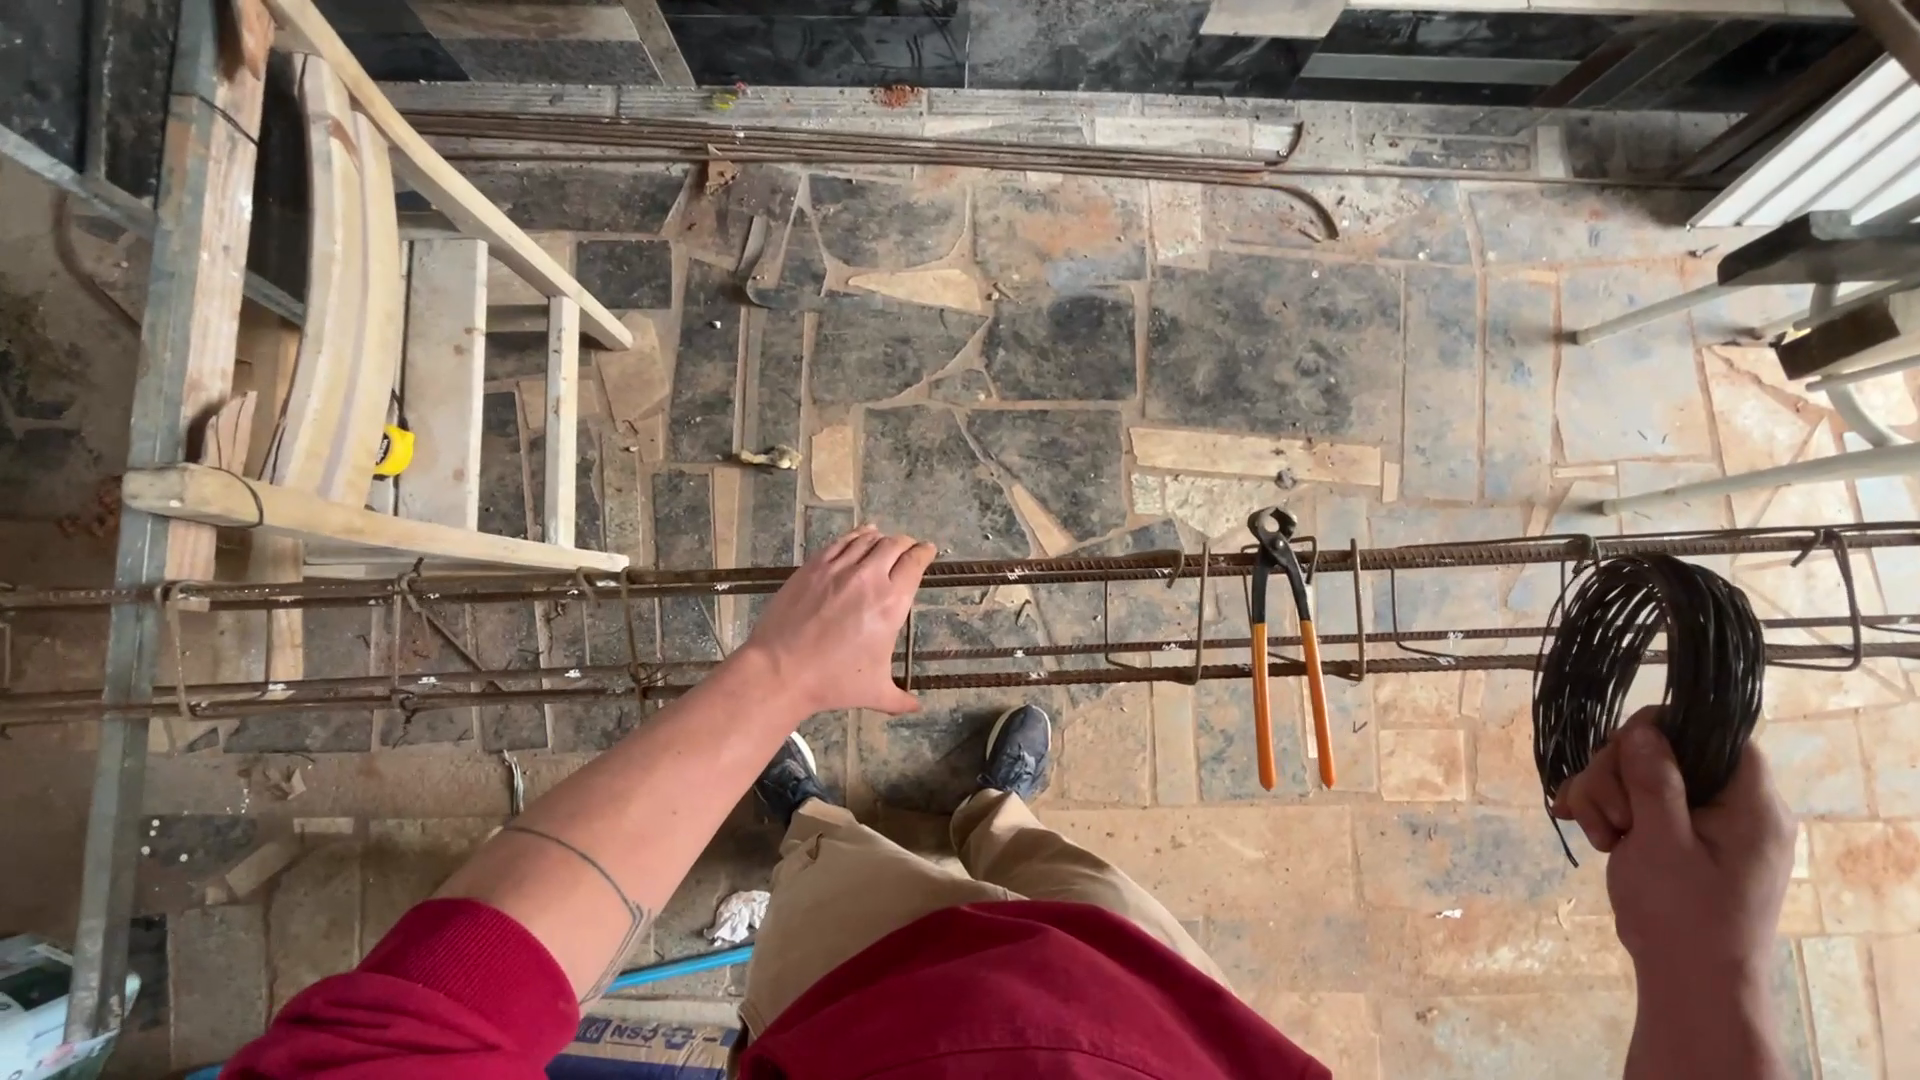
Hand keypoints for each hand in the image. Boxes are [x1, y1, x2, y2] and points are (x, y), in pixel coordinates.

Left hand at [737, 524, 933, 715]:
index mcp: (891, 603)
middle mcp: (869, 578)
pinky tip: (859, 537)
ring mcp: (838, 569)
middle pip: (894, 545)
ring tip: (885, 540)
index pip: (914, 564)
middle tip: (909, 547)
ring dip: (881, 538)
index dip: (924, 553)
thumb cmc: (832, 681)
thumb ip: (900, 698)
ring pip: (867, 539)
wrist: (781, 670)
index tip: (928, 551)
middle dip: (906, 544)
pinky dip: (855, 536)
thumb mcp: (874, 691)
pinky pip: (840, 542)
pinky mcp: (813, 567)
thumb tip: (916, 707)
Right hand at [1552, 707, 1794, 988]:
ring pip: (1634, 774)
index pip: (1719, 735)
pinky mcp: (1671, 835)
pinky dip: (1601, 808)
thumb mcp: (1663, 841)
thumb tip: (1643, 727)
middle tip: (1606, 814)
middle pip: (1662, 752)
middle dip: (1616, 774)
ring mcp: (1699, 822)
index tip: (1625, 752)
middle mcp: (1730, 806)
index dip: (1668, 729)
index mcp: (1750, 805)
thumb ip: (1655, 781)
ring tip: (1598, 835)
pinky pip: (1629, 799)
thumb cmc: (1684, 913)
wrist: (1687, 979)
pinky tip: (1583, 826)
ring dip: (1601, 795)